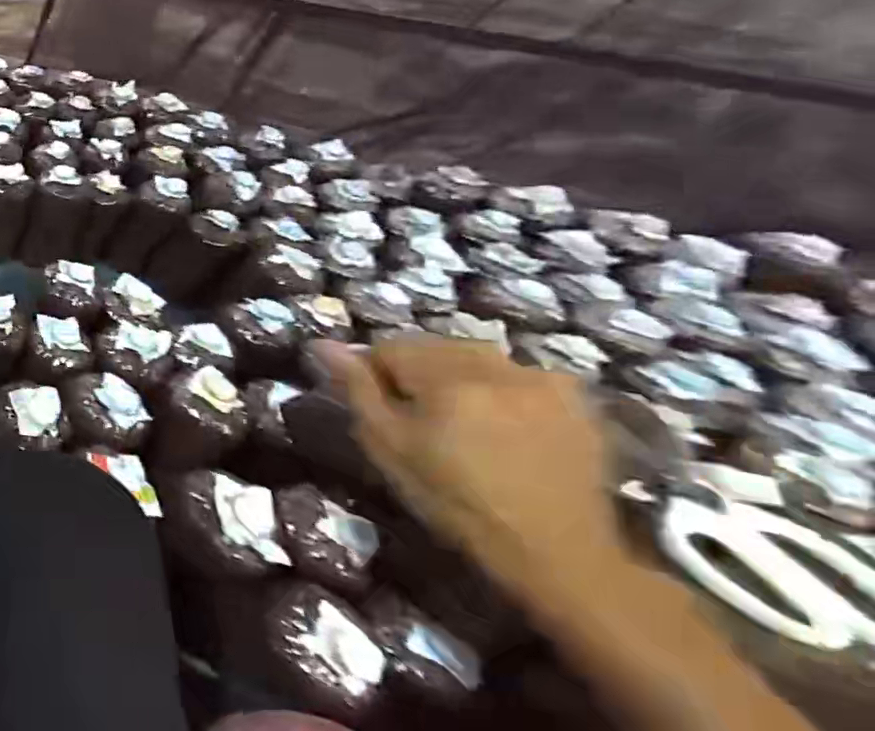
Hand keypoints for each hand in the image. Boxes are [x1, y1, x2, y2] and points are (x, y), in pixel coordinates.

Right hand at [310, 336, 624, 599]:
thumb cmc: (455, 502)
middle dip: (418, 372)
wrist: (555, 554)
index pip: (389, 347)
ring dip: (459, 375)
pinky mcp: (575, 398)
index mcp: (447, 378)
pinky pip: (518, 372)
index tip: (385, 411)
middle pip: (433, 346)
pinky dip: (501, 386)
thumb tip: (322, 344)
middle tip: (421, 418)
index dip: (376, 375)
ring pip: (475, 356)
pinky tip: (504, 421)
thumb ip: (356, 389)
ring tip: (462, 420)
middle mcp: (496, 367)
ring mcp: (542, 379)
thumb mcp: (389, 448)